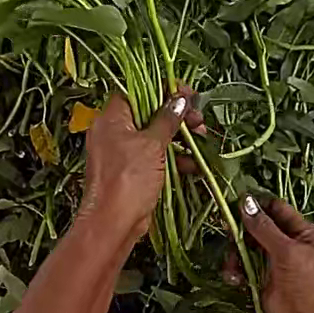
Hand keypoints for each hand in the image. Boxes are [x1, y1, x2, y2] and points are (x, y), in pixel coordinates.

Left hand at [77, 87, 202, 247]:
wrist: (113, 223)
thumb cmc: (128, 179)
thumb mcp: (152, 145)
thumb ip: (167, 120)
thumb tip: (180, 100)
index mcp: (112, 117)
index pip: (137, 90)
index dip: (163, 89)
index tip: (187, 94)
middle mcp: (113, 131)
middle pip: (148, 113)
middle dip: (177, 116)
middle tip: (199, 121)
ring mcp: (121, 153)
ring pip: (154, 137)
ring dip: (179, 138)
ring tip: (201, 141)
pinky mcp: (131, 172)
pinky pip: (153, 157)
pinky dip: (172, 158)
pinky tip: (193, 164)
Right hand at [238, 196, 313, 312]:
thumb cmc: (312, 285)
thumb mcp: (289, 251)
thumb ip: (264, 228)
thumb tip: (245, 202)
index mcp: (299, 232)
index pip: (273, 209)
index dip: (254, 204)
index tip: (231, 204)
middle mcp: (285, 245)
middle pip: (255, 229)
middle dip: (239, 232)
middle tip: (228, 236)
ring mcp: (273, 265)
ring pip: (245, 250)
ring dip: (235, 255)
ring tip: (233, 268)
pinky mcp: (262, 284)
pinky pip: (243, 271)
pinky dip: (236, 273)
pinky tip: (235, 281)